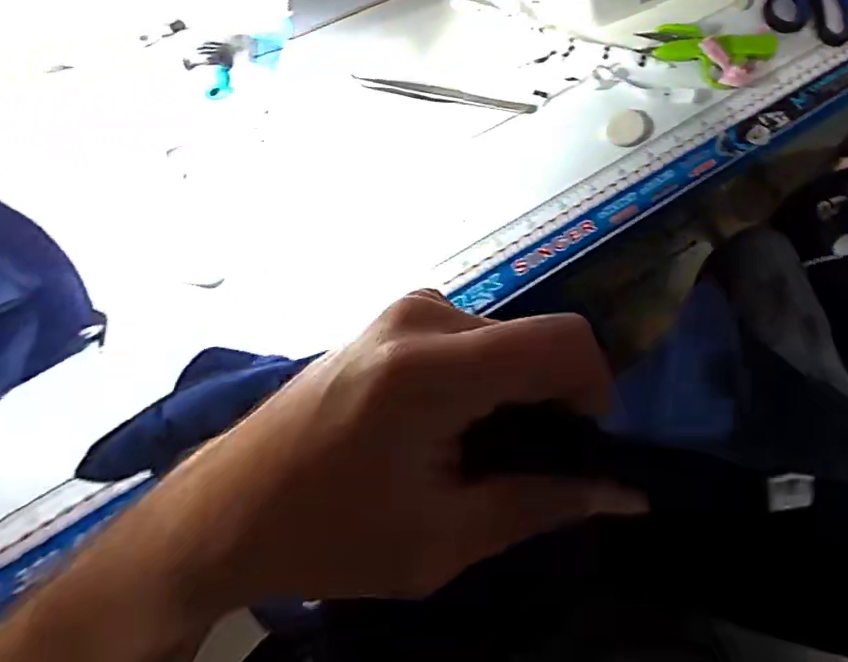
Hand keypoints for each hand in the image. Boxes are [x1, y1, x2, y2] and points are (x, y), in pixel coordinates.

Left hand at [0, 292, 644, 661]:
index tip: (576, 444)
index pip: (562, 341)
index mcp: (432, 367)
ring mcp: (410, 305)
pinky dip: (489, 373)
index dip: (593, 388)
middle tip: (522, 461)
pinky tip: (451, 421)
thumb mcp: (439, 542)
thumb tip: (626, 494)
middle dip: (553, 397)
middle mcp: (427, 314)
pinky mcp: (400, 311)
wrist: (220, 509)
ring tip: (477, 447)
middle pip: (539, 339)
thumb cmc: (325, 535)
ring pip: (511, 336)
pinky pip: (479, 333)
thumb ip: (540, 505)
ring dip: (518, 387)